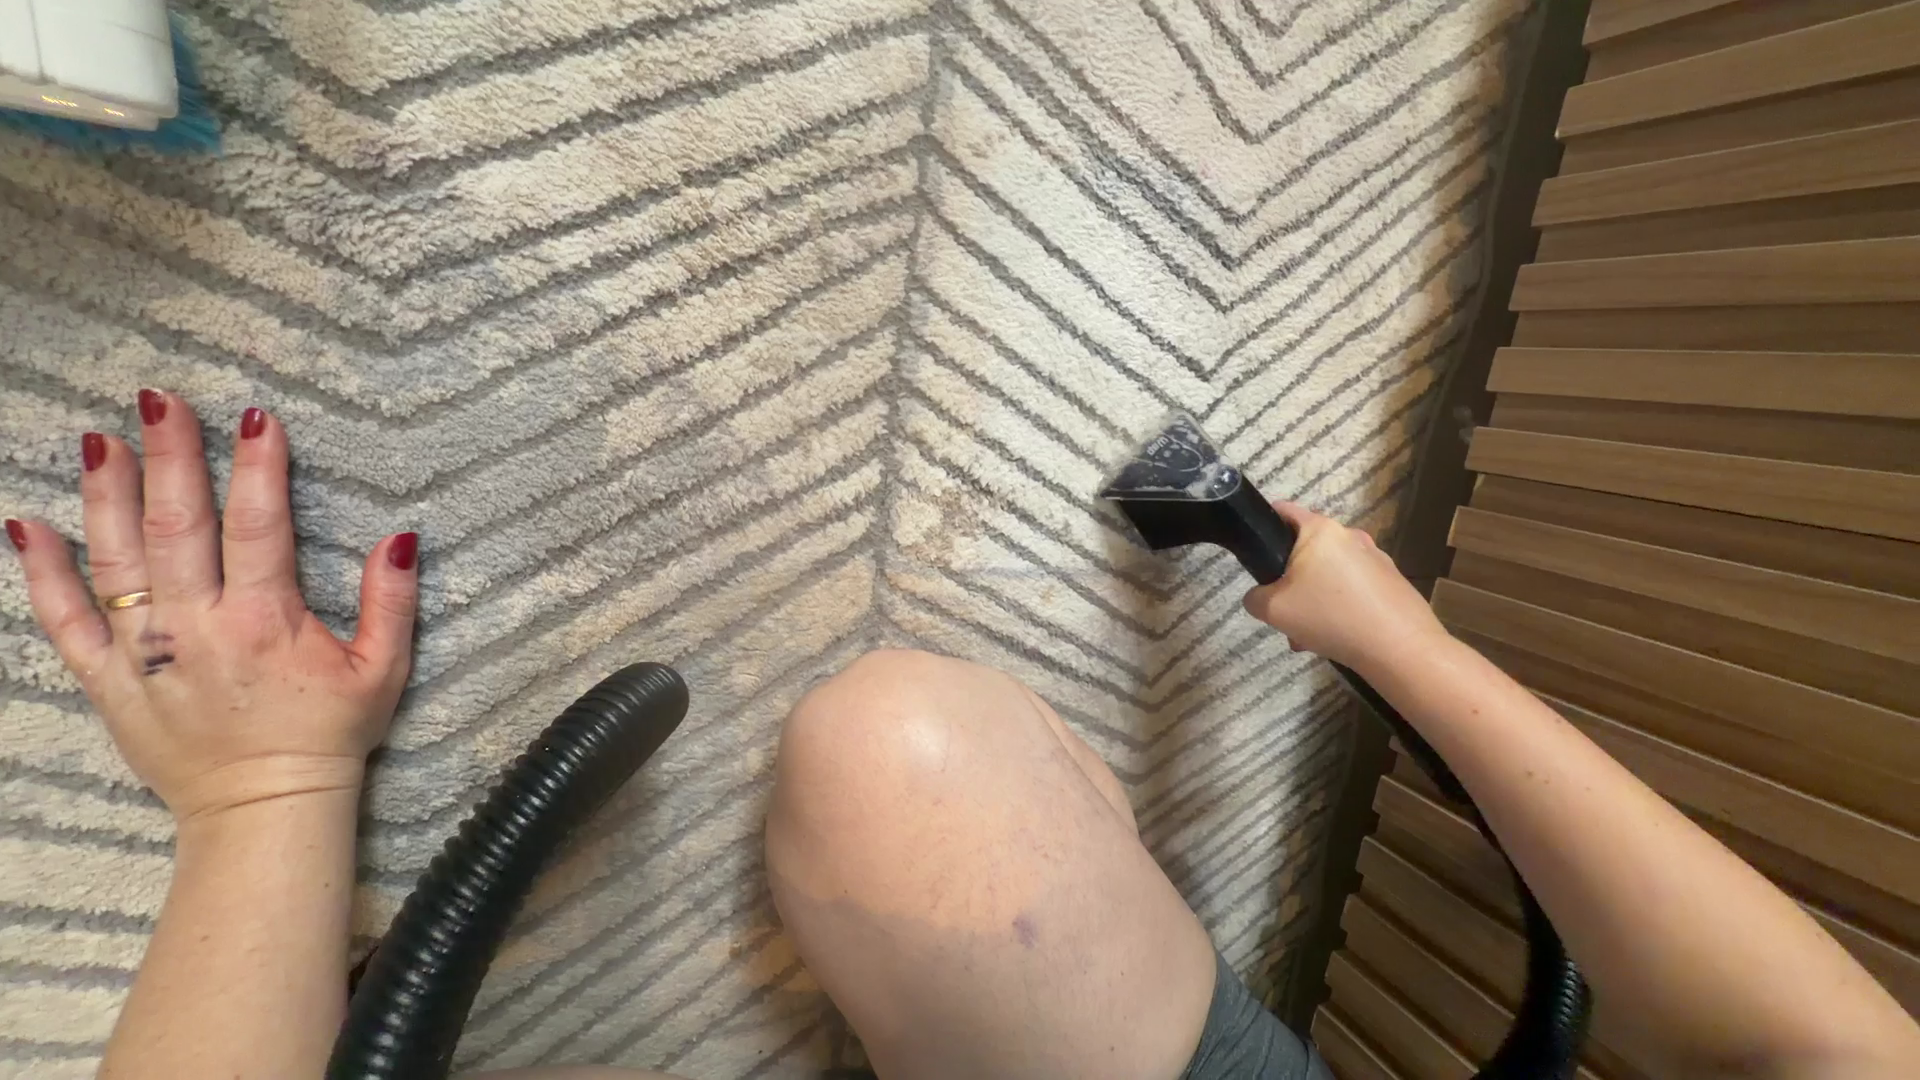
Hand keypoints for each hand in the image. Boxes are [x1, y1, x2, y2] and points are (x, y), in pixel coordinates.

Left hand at [6, 390, 417, 821]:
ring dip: (105, 495)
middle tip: (158, 401)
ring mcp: (142, 651)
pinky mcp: (108, 677)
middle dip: (170, 458)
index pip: (259, 526)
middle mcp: (195, 626)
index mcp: (265, 620)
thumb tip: (400, 538)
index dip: (257, 468)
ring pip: (115, 558)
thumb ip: (391, 601)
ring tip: (99, 440)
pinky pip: (61, 619)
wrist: (267, 802)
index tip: (255, 420)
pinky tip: (28, 525)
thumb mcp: (385, 667)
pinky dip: (40, 572)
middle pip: (178, 526)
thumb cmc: (334, 730)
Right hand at [1241, 501, 1446, 675]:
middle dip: (1290, 580)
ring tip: (1310, 634)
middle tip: (1284, 611)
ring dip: (1313, 598)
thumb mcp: (1272, 610)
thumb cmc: (1330, 617)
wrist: (1400, 648)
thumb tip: (1260, 596)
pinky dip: (1339, 606)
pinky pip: (1352, 587)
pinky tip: (1337, 635)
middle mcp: (1349, 535)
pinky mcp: (1392, 580)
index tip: (1254, 553)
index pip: (1282, 510)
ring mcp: (1375, 557)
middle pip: (1305, 549)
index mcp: (1319, 530)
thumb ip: (1254, 597)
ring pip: (1328, 572)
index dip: (1262, 525)